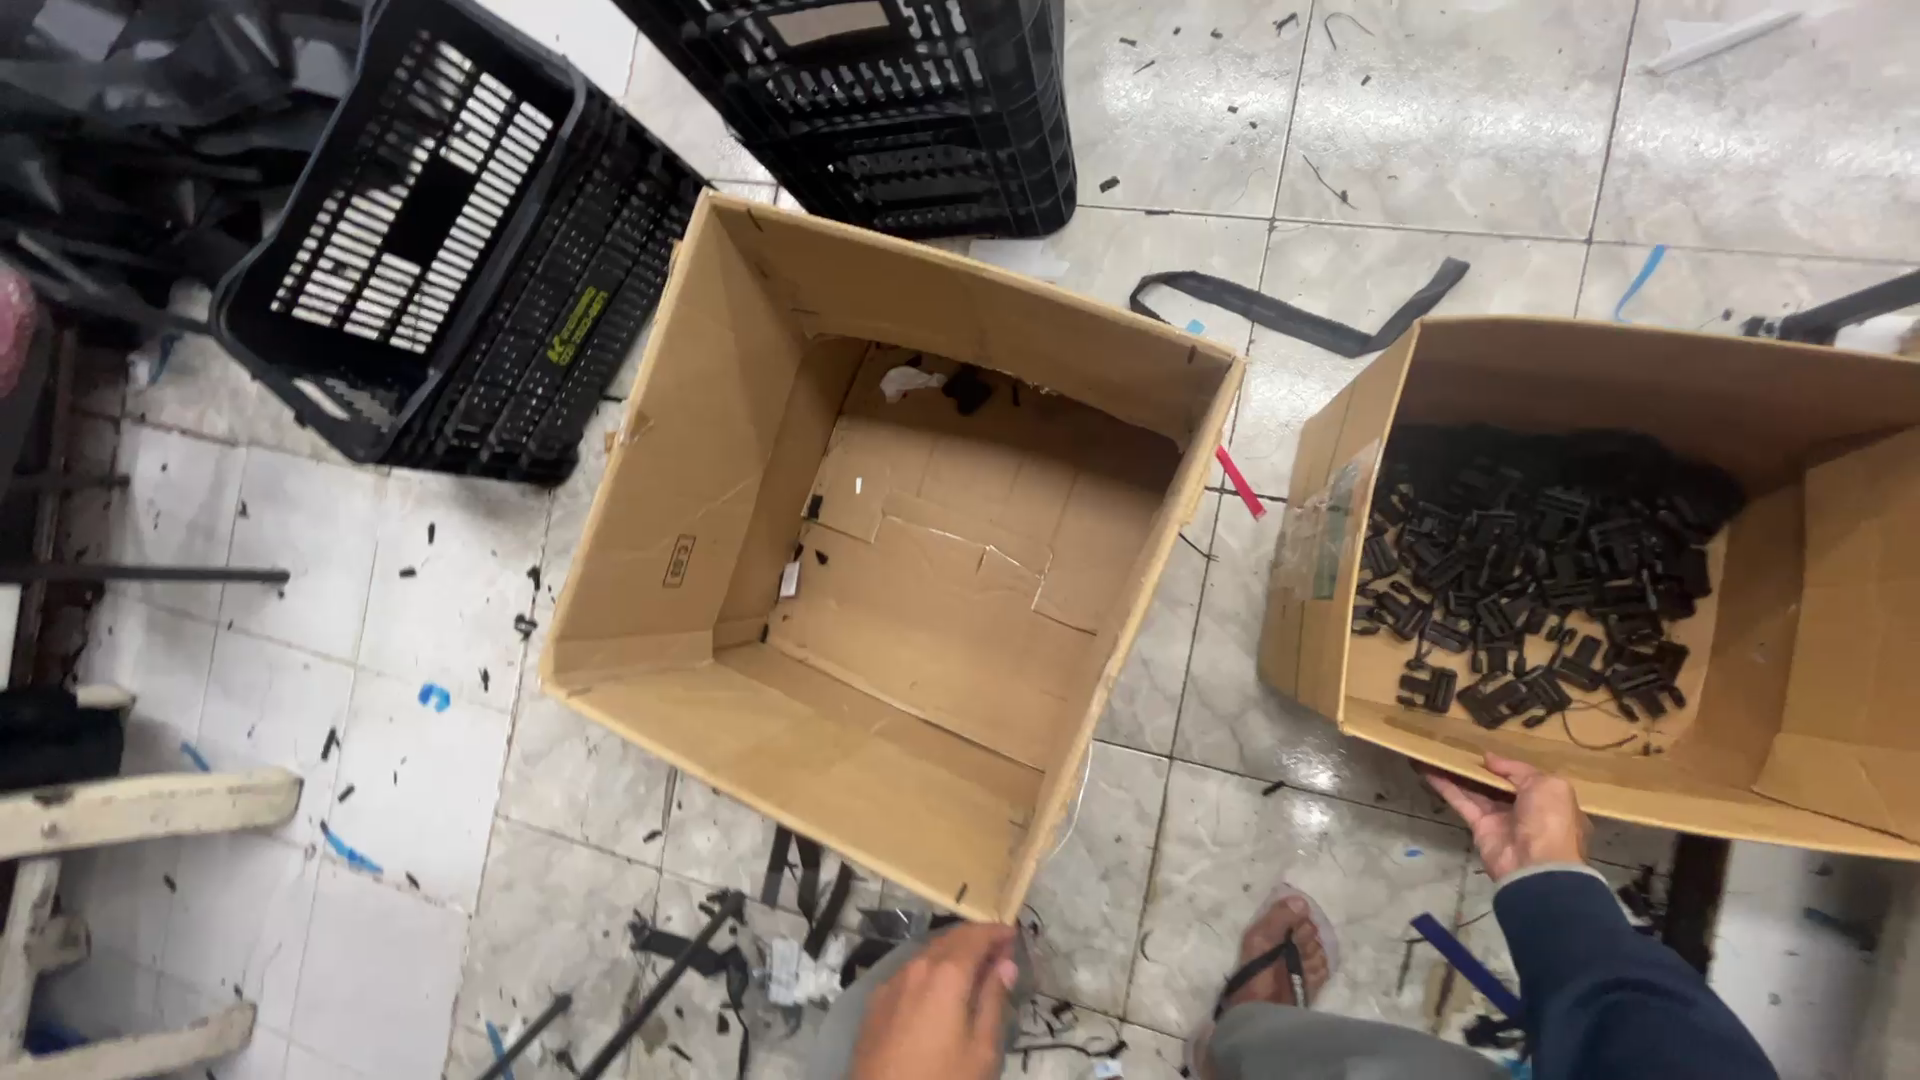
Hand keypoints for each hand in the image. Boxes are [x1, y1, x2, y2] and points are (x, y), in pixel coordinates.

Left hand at [850, 922, 1018, 1079]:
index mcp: (947, 974)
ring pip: (928, 953)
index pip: (976, 937)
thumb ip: (994, 1000)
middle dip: (976, 939)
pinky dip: (931, 970)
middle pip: (951, 939)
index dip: (996, 932)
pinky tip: (937, 990)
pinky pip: (910, 973)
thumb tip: (1005, 964)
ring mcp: (892, 983)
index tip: (1013, 934)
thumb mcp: (981, 1050)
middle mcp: (917, 967)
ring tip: (973, 969)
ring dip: (953, 952)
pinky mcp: (876, 1002)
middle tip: (998, 951)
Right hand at [1422, 753, 1589, 880]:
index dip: (1506, 766)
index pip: (1525, 779)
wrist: (1536, 864)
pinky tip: (1428, 770)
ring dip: (1457, 773)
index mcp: (1548, 801)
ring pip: (1475, 790)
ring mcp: (1500, 819)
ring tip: (1436, 754)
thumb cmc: (1549, 820)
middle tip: (1456, 749)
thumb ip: (1518, 769)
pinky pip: (1461, 801)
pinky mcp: (1479, 826)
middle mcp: (1525, 810)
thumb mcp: (1547, 785)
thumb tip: (1489, 759)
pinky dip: (1445, 786)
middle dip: (1479, 769)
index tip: (1485, 753)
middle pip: (1496, 784)